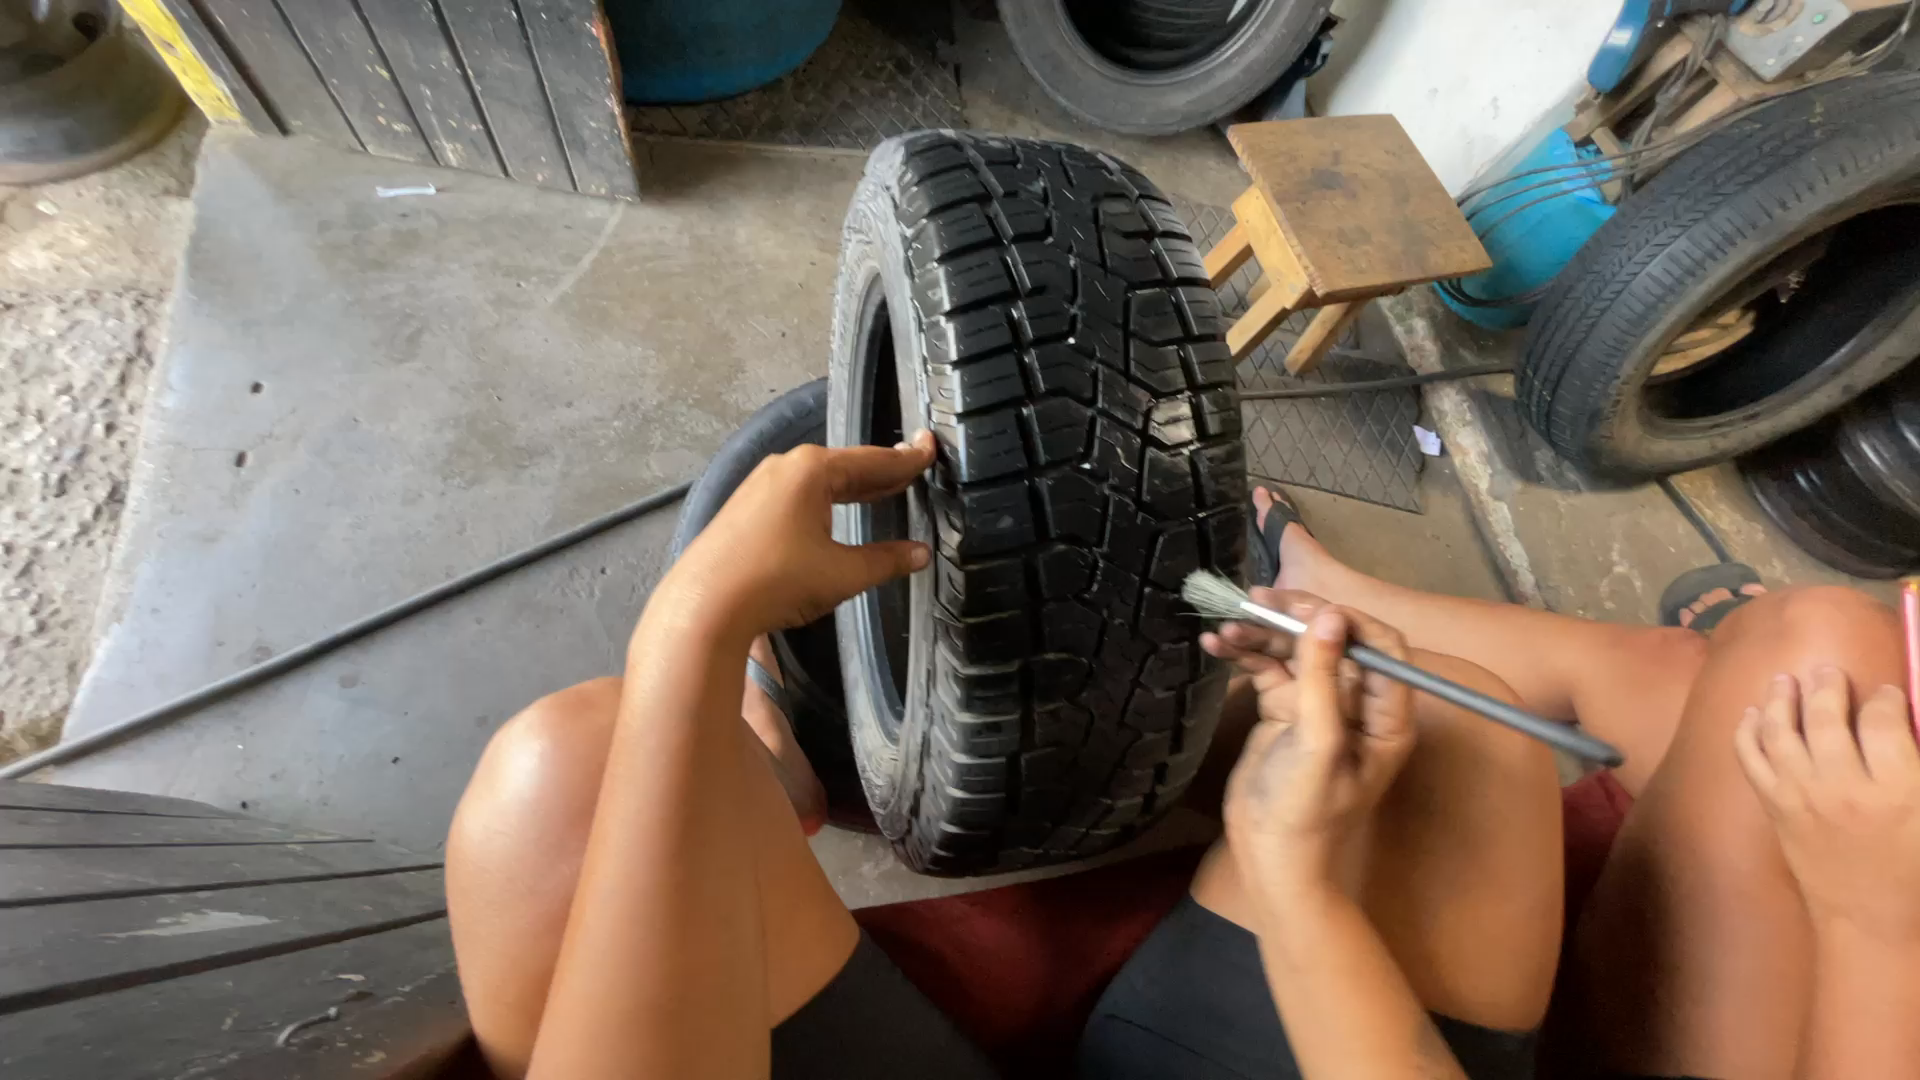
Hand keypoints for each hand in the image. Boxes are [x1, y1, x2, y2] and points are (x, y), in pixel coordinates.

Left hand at [650, 432, 935, 639]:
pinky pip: (799, 493)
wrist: (703, 607)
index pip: (872, 461)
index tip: (930, 447)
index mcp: (812, 470)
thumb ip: (885, 560)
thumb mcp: (842, 574)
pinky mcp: (747, 507)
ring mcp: (761, 485)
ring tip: (885, 487)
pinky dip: (827, 498)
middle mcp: (785, 467)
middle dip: (881, 469)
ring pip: (820, 480)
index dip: (906, 459)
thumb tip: (920, 554)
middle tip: (914, 465)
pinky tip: (837, 510)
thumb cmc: (776, 581)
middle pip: (846, 465)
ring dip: (854, 486)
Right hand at [1201, 590, 1415, 899]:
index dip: (1346, 619)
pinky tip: (1215, 646)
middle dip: (1294, 617)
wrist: (1271, 857)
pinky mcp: (1282, 710)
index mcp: (1384, 713)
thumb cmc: (1307, 810)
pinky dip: (1243, 655)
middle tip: (1254, 600)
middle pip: (1330, 640)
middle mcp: (1353, 702)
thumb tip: (1329, 614)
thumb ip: (1321, 676)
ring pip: (1292, 650)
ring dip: (1260, 635)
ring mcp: (1315, 704)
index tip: (1302, 606)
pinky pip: (1266, 668)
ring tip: (1225, 628)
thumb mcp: (1317, 741)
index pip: (1380, 646)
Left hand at [1735, 668, 1919, 944]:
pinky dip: (1748, 731)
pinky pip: (1750, 757)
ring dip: (1781, 701)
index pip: (1885, 729)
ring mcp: (1799, 793)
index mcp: (1900, 792)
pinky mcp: (1771, 803)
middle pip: (1826, 722)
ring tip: (1783, 678)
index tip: (1883, 689)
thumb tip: (1908, 734)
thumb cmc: (1918, 874)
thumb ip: (1916, 774)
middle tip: (1826, 668)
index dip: (1883, 702)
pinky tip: (1752, 713)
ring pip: (1781, 732)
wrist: (1870, 917)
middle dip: (1826, 689)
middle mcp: (1843, 787)